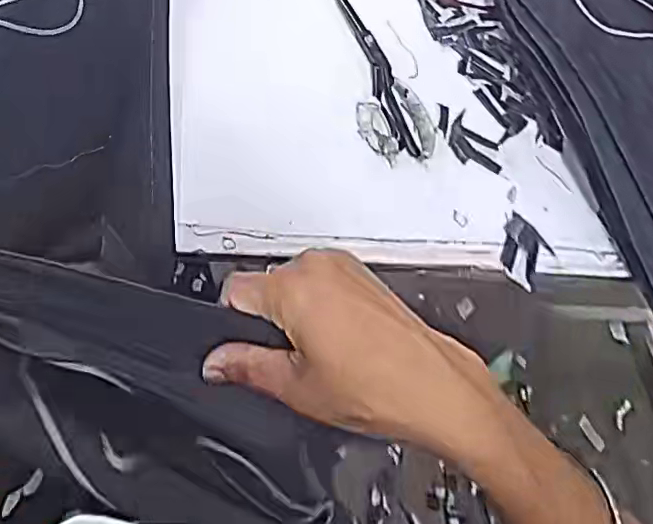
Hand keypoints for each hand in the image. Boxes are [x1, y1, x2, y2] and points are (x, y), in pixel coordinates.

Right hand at [201, 249, 504, 452]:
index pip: (232, 289)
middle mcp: (313, 265)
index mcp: (291, 288)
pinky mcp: (356, 267)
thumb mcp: (299, 388)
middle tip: (298, 357)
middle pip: (264, 284)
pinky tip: (342, 335)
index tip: (250, 346)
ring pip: (292, 281)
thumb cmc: (381, 388)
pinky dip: (321, 300)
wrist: (437, 386)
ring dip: (296, 308)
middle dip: (270, 318)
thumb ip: (247, 367)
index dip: (235, 323)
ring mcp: (338, 263)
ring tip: (326, 349)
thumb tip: (215, 362)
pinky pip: (319, 277)